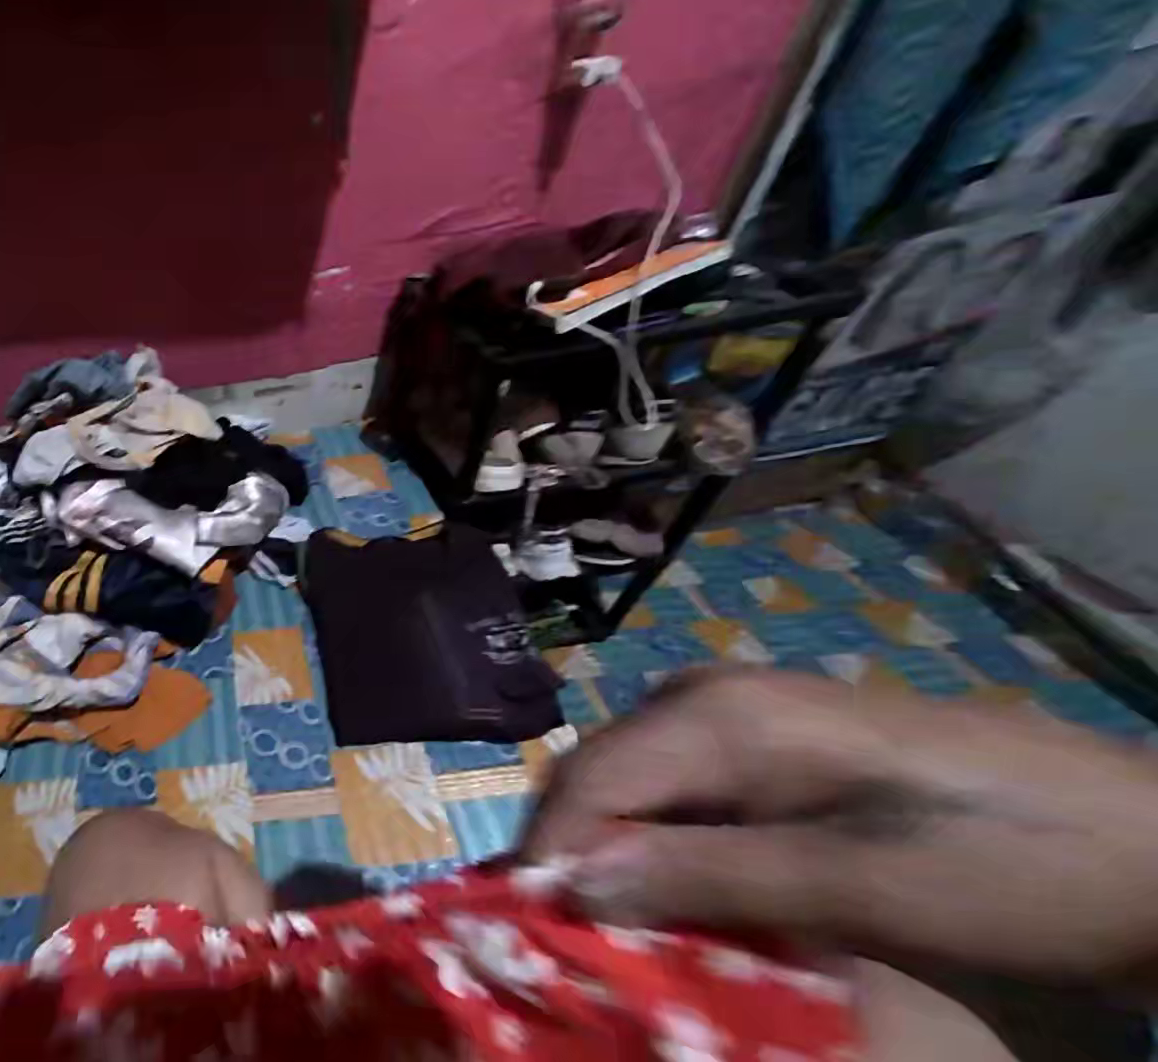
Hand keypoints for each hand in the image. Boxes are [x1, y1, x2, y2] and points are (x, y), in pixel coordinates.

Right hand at [522, 668, 1157, 988]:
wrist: (1154, 832)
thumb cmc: (1009, 861)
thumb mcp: (859, 886)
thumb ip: (703, 876)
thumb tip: (572, 885)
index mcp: (714, 714)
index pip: (592, 778)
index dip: (552, 848)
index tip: (531, 923)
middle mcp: (695, 695)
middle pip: (597, 773)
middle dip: (576, 851)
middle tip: (572, 933)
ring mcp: (717, 708)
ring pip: (626, 781)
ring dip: (612, 849)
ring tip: (619, 917)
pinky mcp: (745, 733)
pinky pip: (667, 785)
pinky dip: (657, 839)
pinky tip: (677, 882)